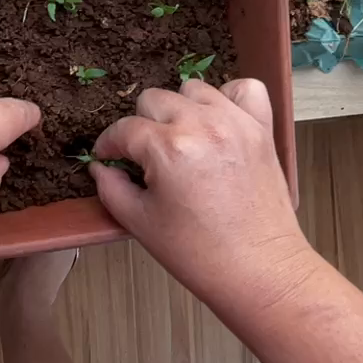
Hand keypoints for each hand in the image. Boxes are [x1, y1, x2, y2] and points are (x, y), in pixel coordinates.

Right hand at [90, 79, 318, 314]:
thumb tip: (101, 166)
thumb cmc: (198, 254)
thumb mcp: (140, 224)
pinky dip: (228, 99)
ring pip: (191, 89)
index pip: (123, 130)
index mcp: (167, 149)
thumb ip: (111, 188)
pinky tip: (218, 123)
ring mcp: (234, 121)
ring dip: (181, 111)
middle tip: (148, 157)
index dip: (109, 145)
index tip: (109, 158)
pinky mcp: (261, 128)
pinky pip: (244, 89)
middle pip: (153, 100)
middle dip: (143, 126)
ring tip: (184, 140)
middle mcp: (200, 124)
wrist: (262, 273)